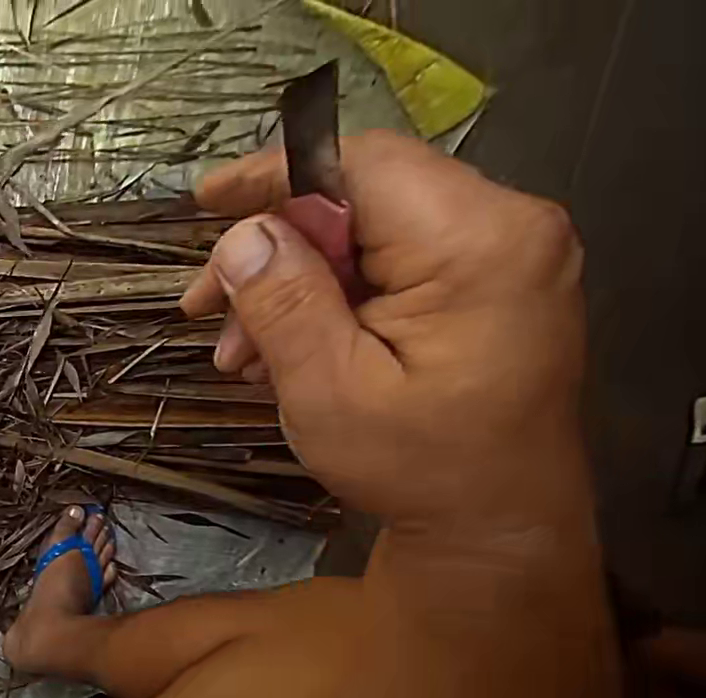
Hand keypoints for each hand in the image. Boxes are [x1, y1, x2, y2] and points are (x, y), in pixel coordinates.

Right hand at [180, 131, 589, 531]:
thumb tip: (240, 238)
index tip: (206, 202)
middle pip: (355, 204)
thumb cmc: (414, 466)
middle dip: (269, 255)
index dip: (273, 176)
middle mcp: (501, 229)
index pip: (359, 166)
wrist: (490, 522)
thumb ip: (284, 305)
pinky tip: (284, 354)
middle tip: (204, 310)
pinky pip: (380, 272)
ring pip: (359, 241)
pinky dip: (321, 306)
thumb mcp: (329, 389)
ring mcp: (494, 258)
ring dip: (286, 290)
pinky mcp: (478, 287)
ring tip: (242, 355)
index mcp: (474, 244)